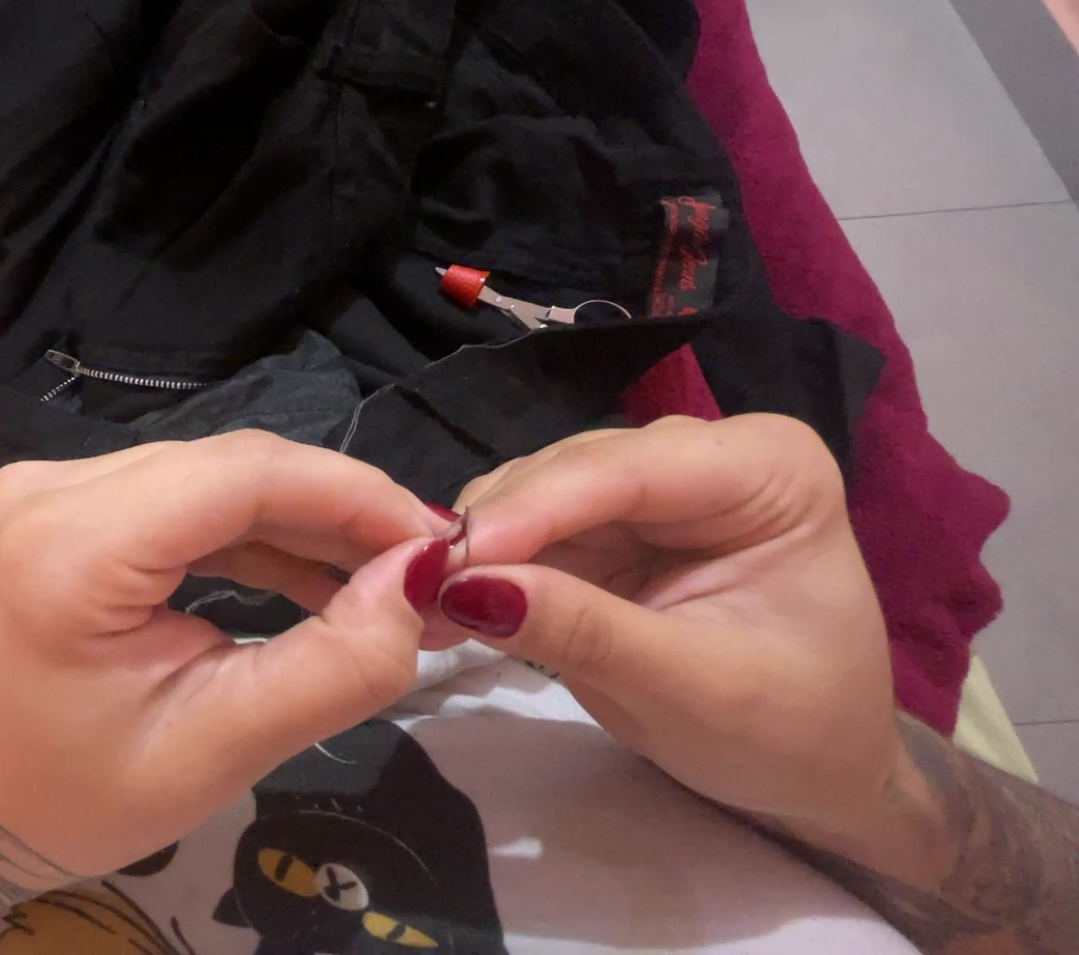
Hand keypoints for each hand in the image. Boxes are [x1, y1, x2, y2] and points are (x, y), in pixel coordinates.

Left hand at [0, 431, 450, 876]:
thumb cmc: (91, 791)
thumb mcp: (225, 745)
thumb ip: (335, 663)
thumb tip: (419, 576)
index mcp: (67, 551)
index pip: (235, 475)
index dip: (348, 492)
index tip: (435, 539)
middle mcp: (50, 489)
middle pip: (228, 466)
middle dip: (338, 509)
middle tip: (424, 568)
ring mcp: (55, 483)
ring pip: (216, 474)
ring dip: (305, 518)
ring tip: (383, 577)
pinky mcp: (72, 494)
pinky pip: (188, 492)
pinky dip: (258, 526)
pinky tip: (318, 570)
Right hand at [412, 414, 900, 830]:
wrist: (800, 767)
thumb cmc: (786, 734)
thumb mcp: (693, 692)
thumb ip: (583, 632)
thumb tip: (462, 589)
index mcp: (765, 470)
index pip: (624, 470)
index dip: (529, 510)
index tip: (447, 561)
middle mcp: (693, 453)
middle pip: (560, 471)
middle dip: (490, 532)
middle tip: (419, 594)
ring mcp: (635, 481)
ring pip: (522, 488)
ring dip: (471, 546)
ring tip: (427, 605)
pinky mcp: (591, 516)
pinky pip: (511, 520)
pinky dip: (474, 560)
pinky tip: (447, 598)